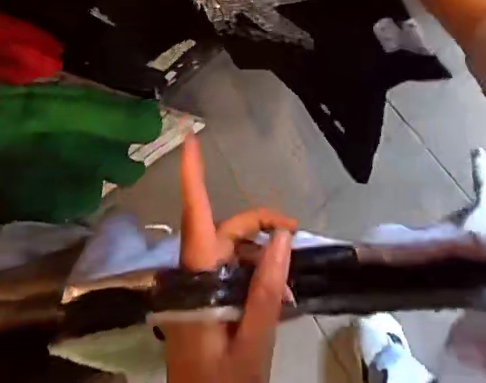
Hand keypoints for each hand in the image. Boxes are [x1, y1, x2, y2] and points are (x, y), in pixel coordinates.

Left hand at [163, 136, 296, 382]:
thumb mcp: (252, 344)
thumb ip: (266, 289)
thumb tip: (280, 237)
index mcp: (195, 282)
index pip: (194, 218)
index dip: (191, 177)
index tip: (189, 140)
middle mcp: (190, 278)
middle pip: (224, 232)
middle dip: (259, 225)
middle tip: (296, 235)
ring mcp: (194, 293)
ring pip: (229, 252)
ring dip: (259, 255)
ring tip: (290, 280)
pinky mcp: (200, 306)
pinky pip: (228, 273)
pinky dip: (252, 274)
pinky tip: (276, 292)